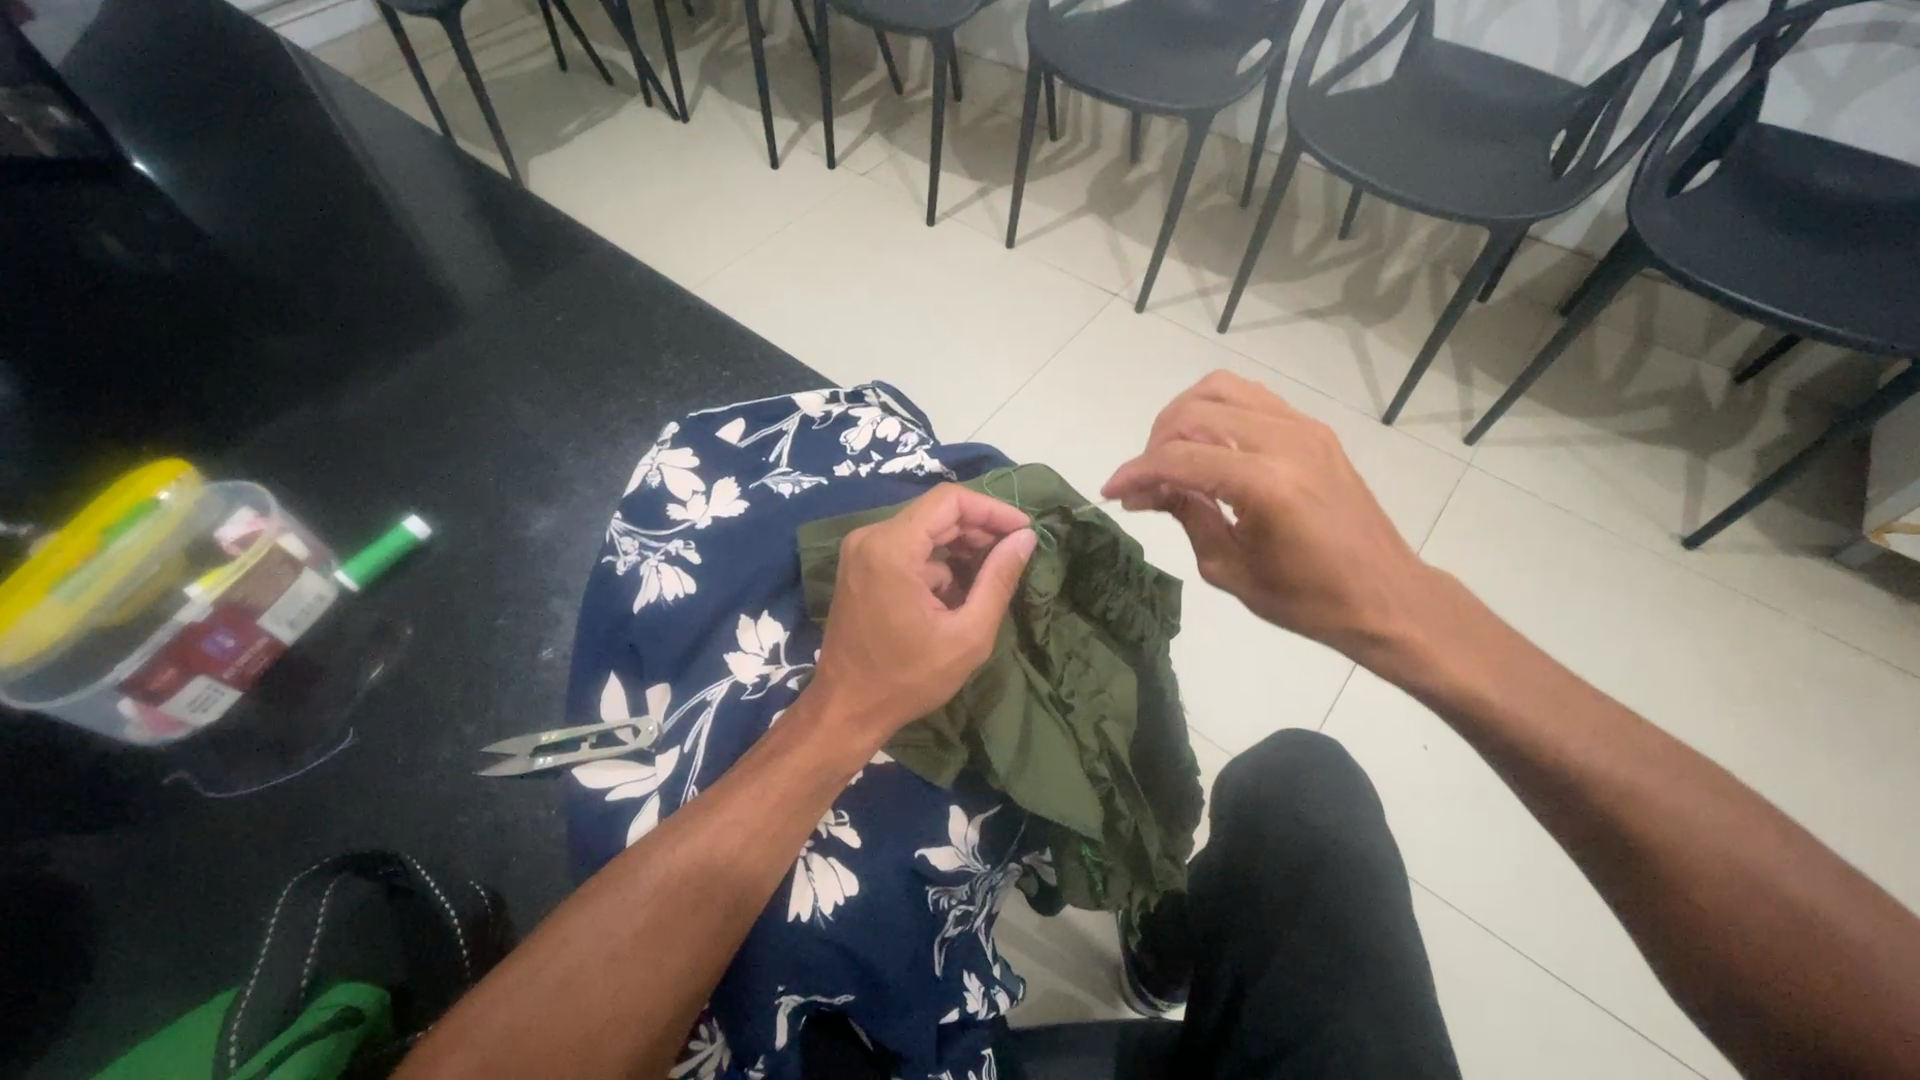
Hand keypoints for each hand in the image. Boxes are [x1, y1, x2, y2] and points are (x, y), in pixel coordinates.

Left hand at [808, 484, 1037, 747]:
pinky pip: (908, 549)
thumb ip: (998, 580)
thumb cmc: (907, 679)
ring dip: (960, 547)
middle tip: (1014, 553)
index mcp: (892, 548)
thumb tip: (1026, 538)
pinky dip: (938, 563)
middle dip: (979, 529)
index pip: (950, 500)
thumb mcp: (967, 635)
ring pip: (924, 530)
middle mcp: (871, 538)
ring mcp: (862, 552)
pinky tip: (959, 594)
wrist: (846, 708)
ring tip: (992, 575)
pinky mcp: (861, 567)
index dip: (992, 509)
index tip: (1024, 529)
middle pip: (936, 513)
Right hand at [1102, 371, 1443, 659]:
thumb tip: (1144, 492)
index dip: (1136, 471)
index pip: (1179, 458)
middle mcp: (1285, 442)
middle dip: (1156, 442)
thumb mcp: (1230, 568)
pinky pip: (1252, 397)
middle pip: (1195, 412)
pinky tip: (1210, 446)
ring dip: (1185, 416)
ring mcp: (1304, 428)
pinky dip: (1218, 411)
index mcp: (1265, 485)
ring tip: (1173, 454)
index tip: (1112, 491)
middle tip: (1146, 480)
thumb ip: (1186, 516)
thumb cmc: (1307, 599)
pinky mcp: (1314, 429)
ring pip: (1222, 389)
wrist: (1385, 595)